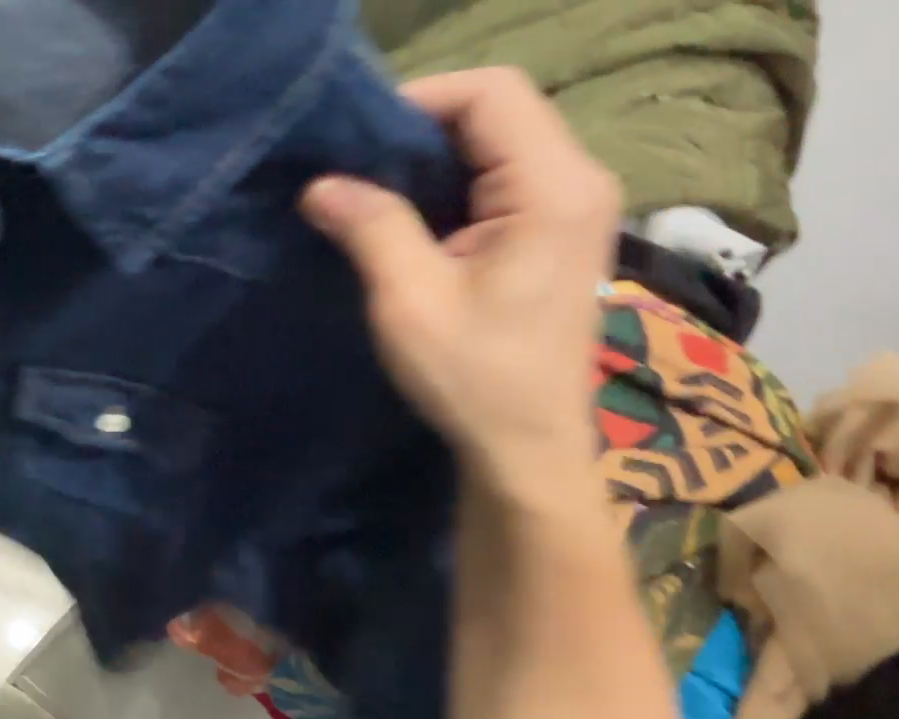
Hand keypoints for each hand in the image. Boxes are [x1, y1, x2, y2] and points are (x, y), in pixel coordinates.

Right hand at [300, 67, 620, 506]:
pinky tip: (405, 219)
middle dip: (418, 130)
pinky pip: (500, 181)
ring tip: (368, 192)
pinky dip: (448, 187)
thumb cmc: (472, 377)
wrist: (525, 443)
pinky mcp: (555, 232)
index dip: (418, 100)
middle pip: (497, 112)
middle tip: (351, 168)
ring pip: (497, 145)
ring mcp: (572, 206)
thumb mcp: (410, 301)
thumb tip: (321, 184)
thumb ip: (371, 229)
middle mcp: (577, 180)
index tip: (353, 141)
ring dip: (430, 161)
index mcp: (553, 187)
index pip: (490, 94)